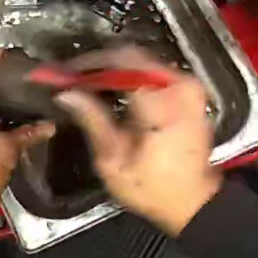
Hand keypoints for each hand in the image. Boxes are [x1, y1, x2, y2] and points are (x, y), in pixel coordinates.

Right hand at [55, 48, 221, 235]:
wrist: (194, 201)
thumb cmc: (155, 188)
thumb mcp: (114, 161)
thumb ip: (92, 120)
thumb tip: (67, 95)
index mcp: (161, 105)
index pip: (120, 63)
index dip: (87, 64)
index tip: (63, 73)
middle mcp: (179, 89)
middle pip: (130, 57)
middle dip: (96, 64)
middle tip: (70, 77)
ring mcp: (188, 87)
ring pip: (140, 61)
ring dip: (111, 68)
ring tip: (85, 82)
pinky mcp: (189, 91)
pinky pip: (152, 71)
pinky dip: (128, 75)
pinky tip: (108, 88)